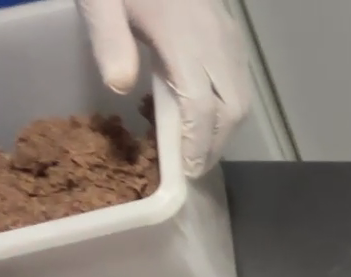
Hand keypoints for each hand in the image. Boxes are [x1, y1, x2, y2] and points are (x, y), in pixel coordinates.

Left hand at [77, 0, 252, 176]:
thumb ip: (109, 40)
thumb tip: (121, 87)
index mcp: (182, 34)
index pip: (201, 106)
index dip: (196, 143)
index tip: (185, 169)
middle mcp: (215, 40)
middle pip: (231, 110)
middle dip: (215, 145)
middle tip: (193, 166)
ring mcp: (227, 36)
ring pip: (241, 100)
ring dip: (224, 131)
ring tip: (199, 146)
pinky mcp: (230, 33)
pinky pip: (239, 82)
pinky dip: (227, 109)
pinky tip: (206, 115)